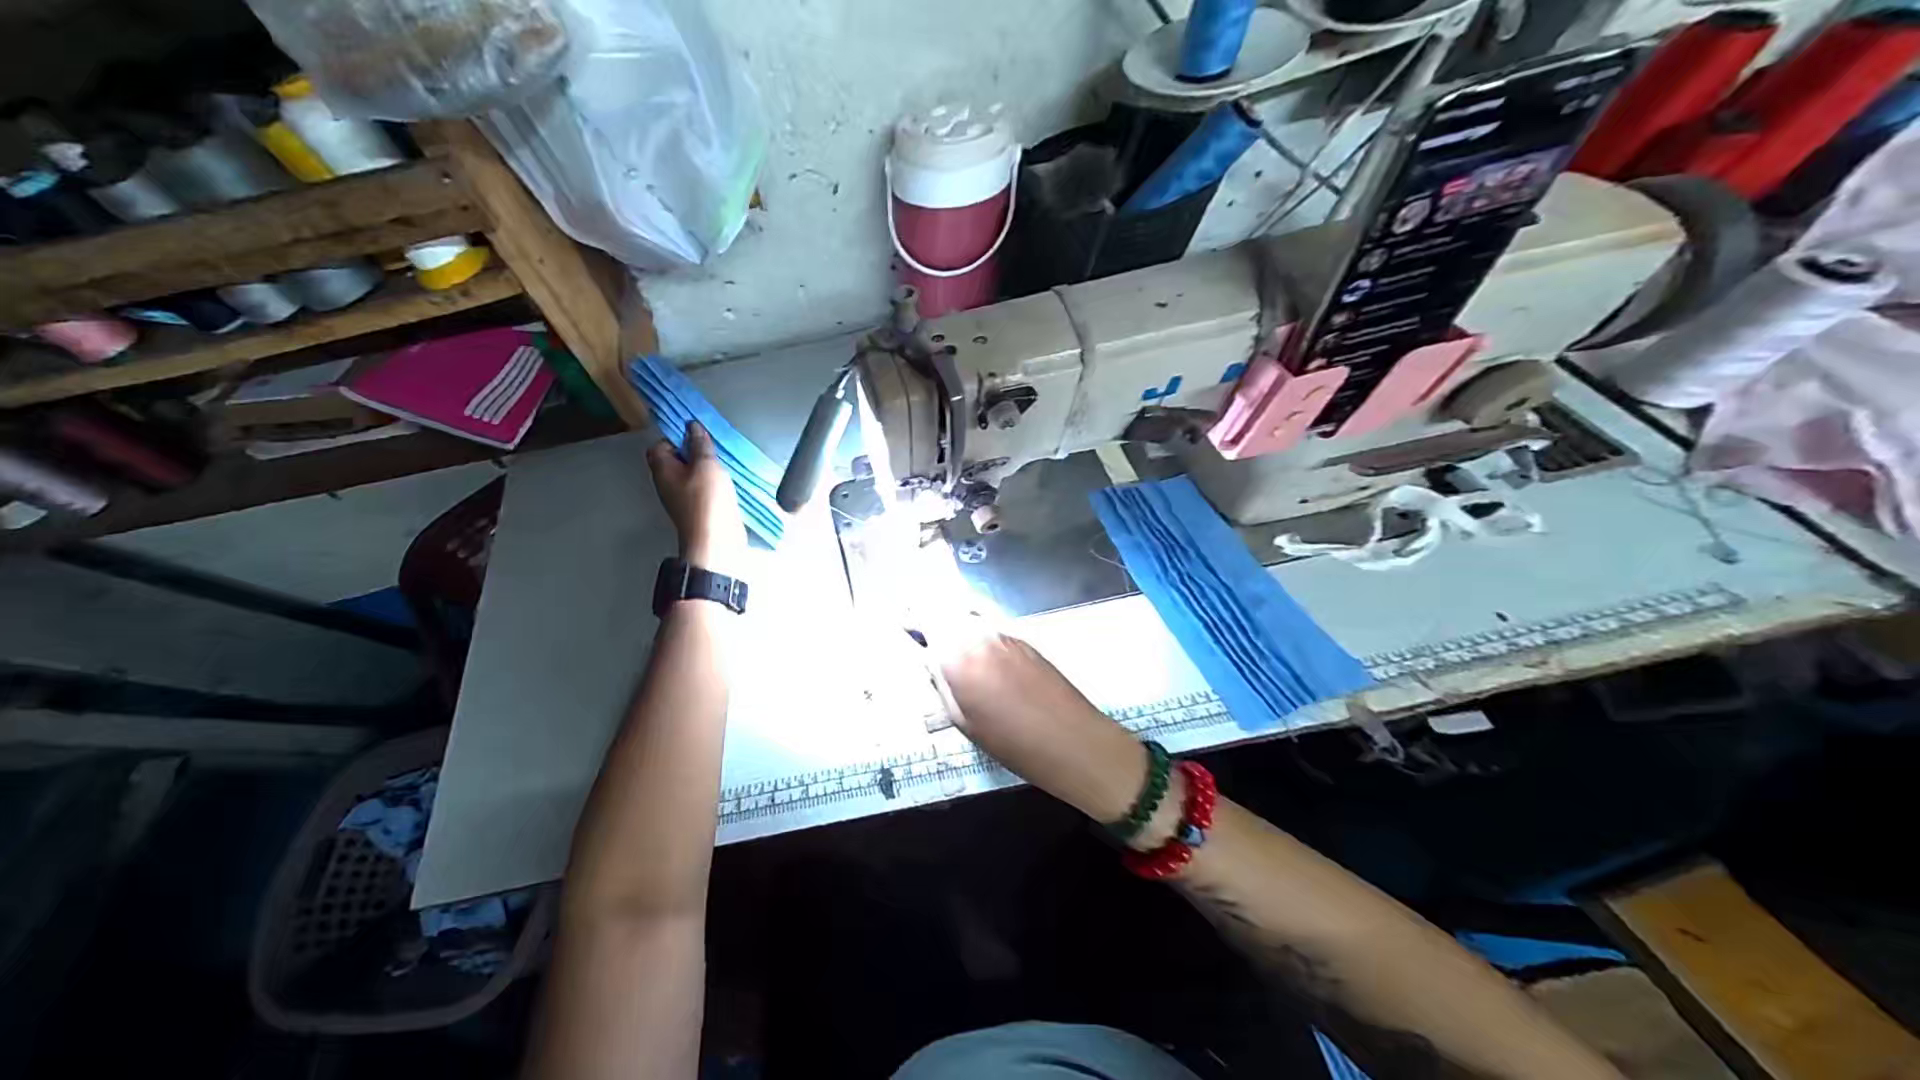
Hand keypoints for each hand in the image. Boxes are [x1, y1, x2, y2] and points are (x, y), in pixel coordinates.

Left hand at [647, 421, 745, 577]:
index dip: (676, 435)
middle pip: (676, 458)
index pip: (660, 444)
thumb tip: (692, 427)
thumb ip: (699, 444)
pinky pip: (703, 487)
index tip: (696, 432)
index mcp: (663, 470)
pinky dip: (713, 481)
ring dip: (706, 466)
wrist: (716, 542)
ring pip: (691, 473)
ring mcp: (683, 497)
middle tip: (713, 445)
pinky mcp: (699, 507)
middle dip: (694, 450)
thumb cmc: (707, 501)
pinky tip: (727, 479)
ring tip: (723, 461)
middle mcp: (668, 483)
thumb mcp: (706, 465)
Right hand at [920, 622, 1149, 825]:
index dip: (910, 618)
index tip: (903, 628)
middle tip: (920, 634)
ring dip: (953, 622)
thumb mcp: (962, 719)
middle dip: (930, 616)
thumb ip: (942, 681)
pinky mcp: (1023, 641)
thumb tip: (930, 658)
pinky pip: (988, 626)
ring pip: (969, 614)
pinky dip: (975, 632)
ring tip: (947, 646)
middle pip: (946, 607)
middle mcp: (979, 633)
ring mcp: (1005, 633)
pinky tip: (977, 657)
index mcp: (958, 653)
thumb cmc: (1010, 741)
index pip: (924, 616)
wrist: (1072, 740)